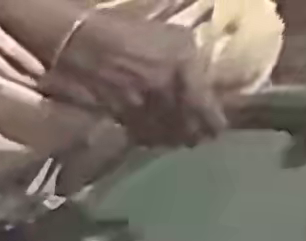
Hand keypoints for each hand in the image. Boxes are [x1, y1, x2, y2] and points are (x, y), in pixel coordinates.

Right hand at [41, 11, 225, 146]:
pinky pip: (141, 134)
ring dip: (172, 140)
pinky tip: (155, 140)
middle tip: (200, 140)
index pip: (203, 104)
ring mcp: (139, 108)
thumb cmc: (131, 32)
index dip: (212, 121)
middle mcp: (162, 93)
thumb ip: (190, 60)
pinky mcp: (120, 118)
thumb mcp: (174, 36)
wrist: (87, 47)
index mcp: (181, 67)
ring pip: (161, 134)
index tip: (217, 130)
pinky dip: (151, 139)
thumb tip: (201, 79)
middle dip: (193, 134)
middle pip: (183, 125)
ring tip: (180, 142)